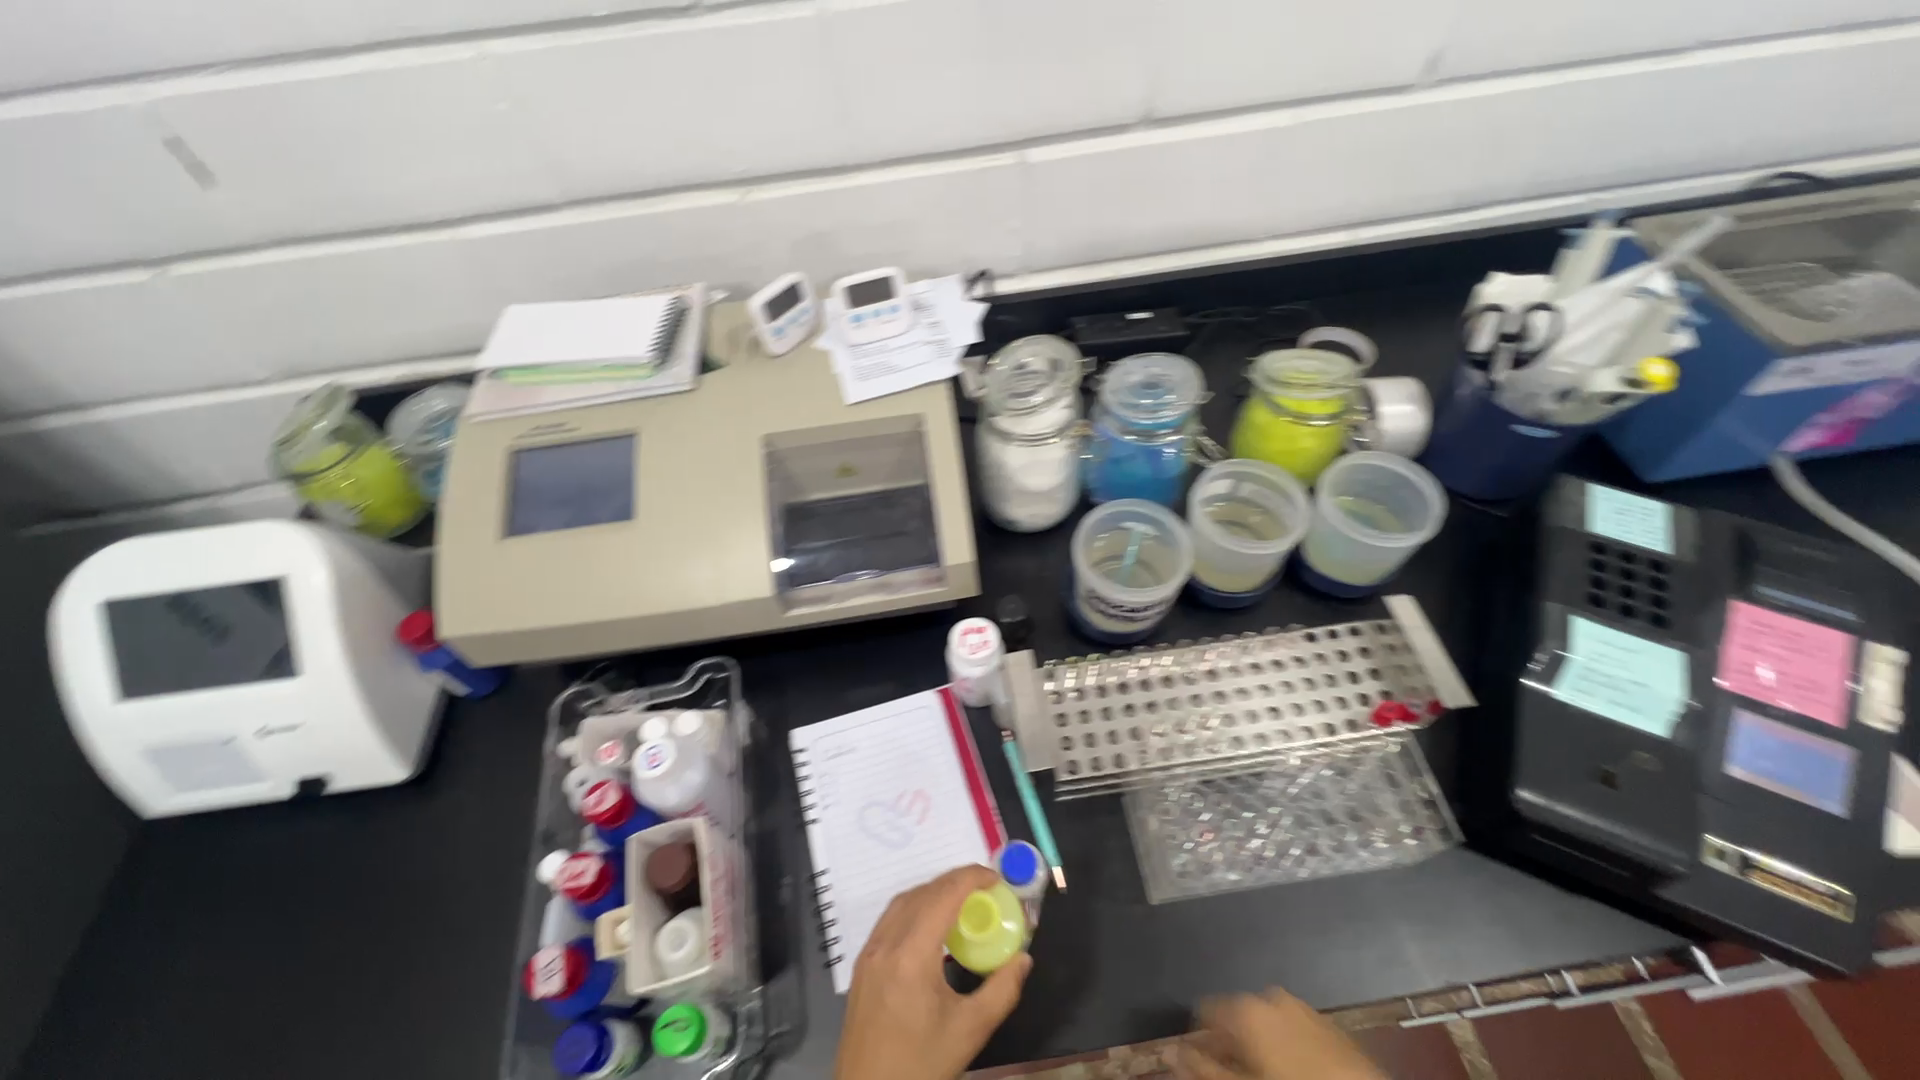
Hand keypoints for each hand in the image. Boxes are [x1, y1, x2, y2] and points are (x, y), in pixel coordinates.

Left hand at [836, 865, 1031, 1079]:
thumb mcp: (970, 1031)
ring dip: (932, 891)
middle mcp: (885, 945)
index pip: (942, 898)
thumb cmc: (921, 1064)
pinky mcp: (862, 965)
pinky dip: (914, 907)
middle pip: (921, 894)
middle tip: (985, 887)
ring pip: (901, 902)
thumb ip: (1002, 990)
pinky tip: (932, 923)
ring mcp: (869, 953)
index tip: (996, 878)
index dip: (970, 879)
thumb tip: (1023, 959)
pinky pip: (889, 919)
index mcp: (911, 957)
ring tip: (963, 899)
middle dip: (954, 881)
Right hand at [1176, 989, 1384, 1079]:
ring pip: (1266, 1025)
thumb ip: (1202, 1069)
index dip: (1199, 1042)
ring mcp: (1304, 1009)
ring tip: (1263, 1075)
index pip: (1203, 1012)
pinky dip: (1286, 1048)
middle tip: (1235, 1075)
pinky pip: (1293, 1031)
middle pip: (1236, 1017)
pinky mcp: (1330, 1026)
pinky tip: (1295, 1074)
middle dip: (1230, 1045)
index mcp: (1246, 1007)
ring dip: (1258, 1047)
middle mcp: (1271, 997)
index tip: (1203, 1068)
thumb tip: (1169, 1053)